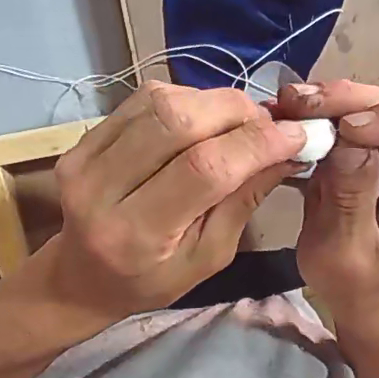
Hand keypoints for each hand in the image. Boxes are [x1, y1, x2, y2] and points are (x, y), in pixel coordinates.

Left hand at [23, 81, 307, 323]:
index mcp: (136, 234)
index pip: (203, 169)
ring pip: (160, 102)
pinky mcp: (81, 140)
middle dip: (236, 112)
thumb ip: (243, 202)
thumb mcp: (208, 257)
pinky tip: (199, 118)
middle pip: (178, 122)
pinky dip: (182, 99)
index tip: (297, 133)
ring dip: (211, 102)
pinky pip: (141, 99)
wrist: (81, 273)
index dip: (256, 143)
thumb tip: (287, 149)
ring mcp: (84, 158)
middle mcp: (101, 189)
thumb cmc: (150, 278)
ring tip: (236, 123)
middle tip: (266, 123)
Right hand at [275, 80, 378, 321]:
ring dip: (334, 100)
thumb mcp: (345, 252)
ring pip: (378, 106)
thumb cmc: (354, 285)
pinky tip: (292, 111)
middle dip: (356, 101)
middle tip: (302, 103)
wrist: (349, 294)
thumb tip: (347, 140)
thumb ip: (350, 197)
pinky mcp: (371, 151)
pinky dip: (322, 111)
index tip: (348, 128)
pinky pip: (352, 117)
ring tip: (290, 104)